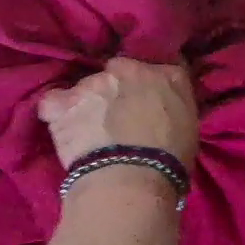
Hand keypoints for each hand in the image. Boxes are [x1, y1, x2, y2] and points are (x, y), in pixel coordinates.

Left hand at [37, 57, 198, 168]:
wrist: (133, 175)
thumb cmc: (172, 156)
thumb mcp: (190, 123)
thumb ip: (175, 103)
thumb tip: (163, 105)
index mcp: (168, 75)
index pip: (160, 70)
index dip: (151, 87)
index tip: (150, 103)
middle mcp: (130, 69)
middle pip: (120, 72)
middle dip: (118, 88)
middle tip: (120, 115)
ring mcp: (93, 84)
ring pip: (88, 88)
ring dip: (90, 103)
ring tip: (92, 130)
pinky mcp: (63, 103)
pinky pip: (54, 103)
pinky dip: (58, 113)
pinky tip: (64, 127)